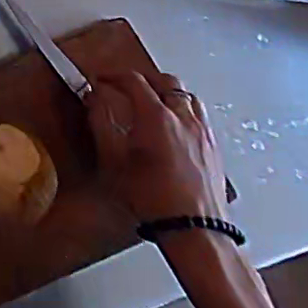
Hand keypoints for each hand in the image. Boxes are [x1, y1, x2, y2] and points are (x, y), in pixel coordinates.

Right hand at [85, 70, 227, 222]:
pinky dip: (184, 109)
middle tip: (127, 85)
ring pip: (187, 95)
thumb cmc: (152, 198)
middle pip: (165, 80)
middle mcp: (182, 118)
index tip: (101, 80)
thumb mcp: (114, 159)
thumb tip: (93, 98)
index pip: (133, 80)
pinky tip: (175, 124)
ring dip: (167, 91)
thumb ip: (100, 122)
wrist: (193, 231)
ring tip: (153, 100)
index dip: (113, 76)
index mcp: (156, 116)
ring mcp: (202, 132)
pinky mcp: (214, 148)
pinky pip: (200, 115)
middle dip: (143, 78)